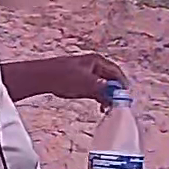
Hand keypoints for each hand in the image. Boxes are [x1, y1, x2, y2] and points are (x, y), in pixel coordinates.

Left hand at [9, 53, 126, 103]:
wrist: (43, 77)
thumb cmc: (63, 76)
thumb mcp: (87, 84)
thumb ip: (102, 89)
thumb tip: (115, 96)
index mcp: (97, 61)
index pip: (116, 72)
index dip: (122, 85)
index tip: (126, 97)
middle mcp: (93, 65)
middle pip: (110, 79)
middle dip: (114, 92)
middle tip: (118, 104)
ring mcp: (85, 73)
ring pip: (102, 85)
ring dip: (106, 96)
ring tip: (107, 107)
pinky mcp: (78, 81)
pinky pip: (94, 89)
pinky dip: (98, 96)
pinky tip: (98, 105)